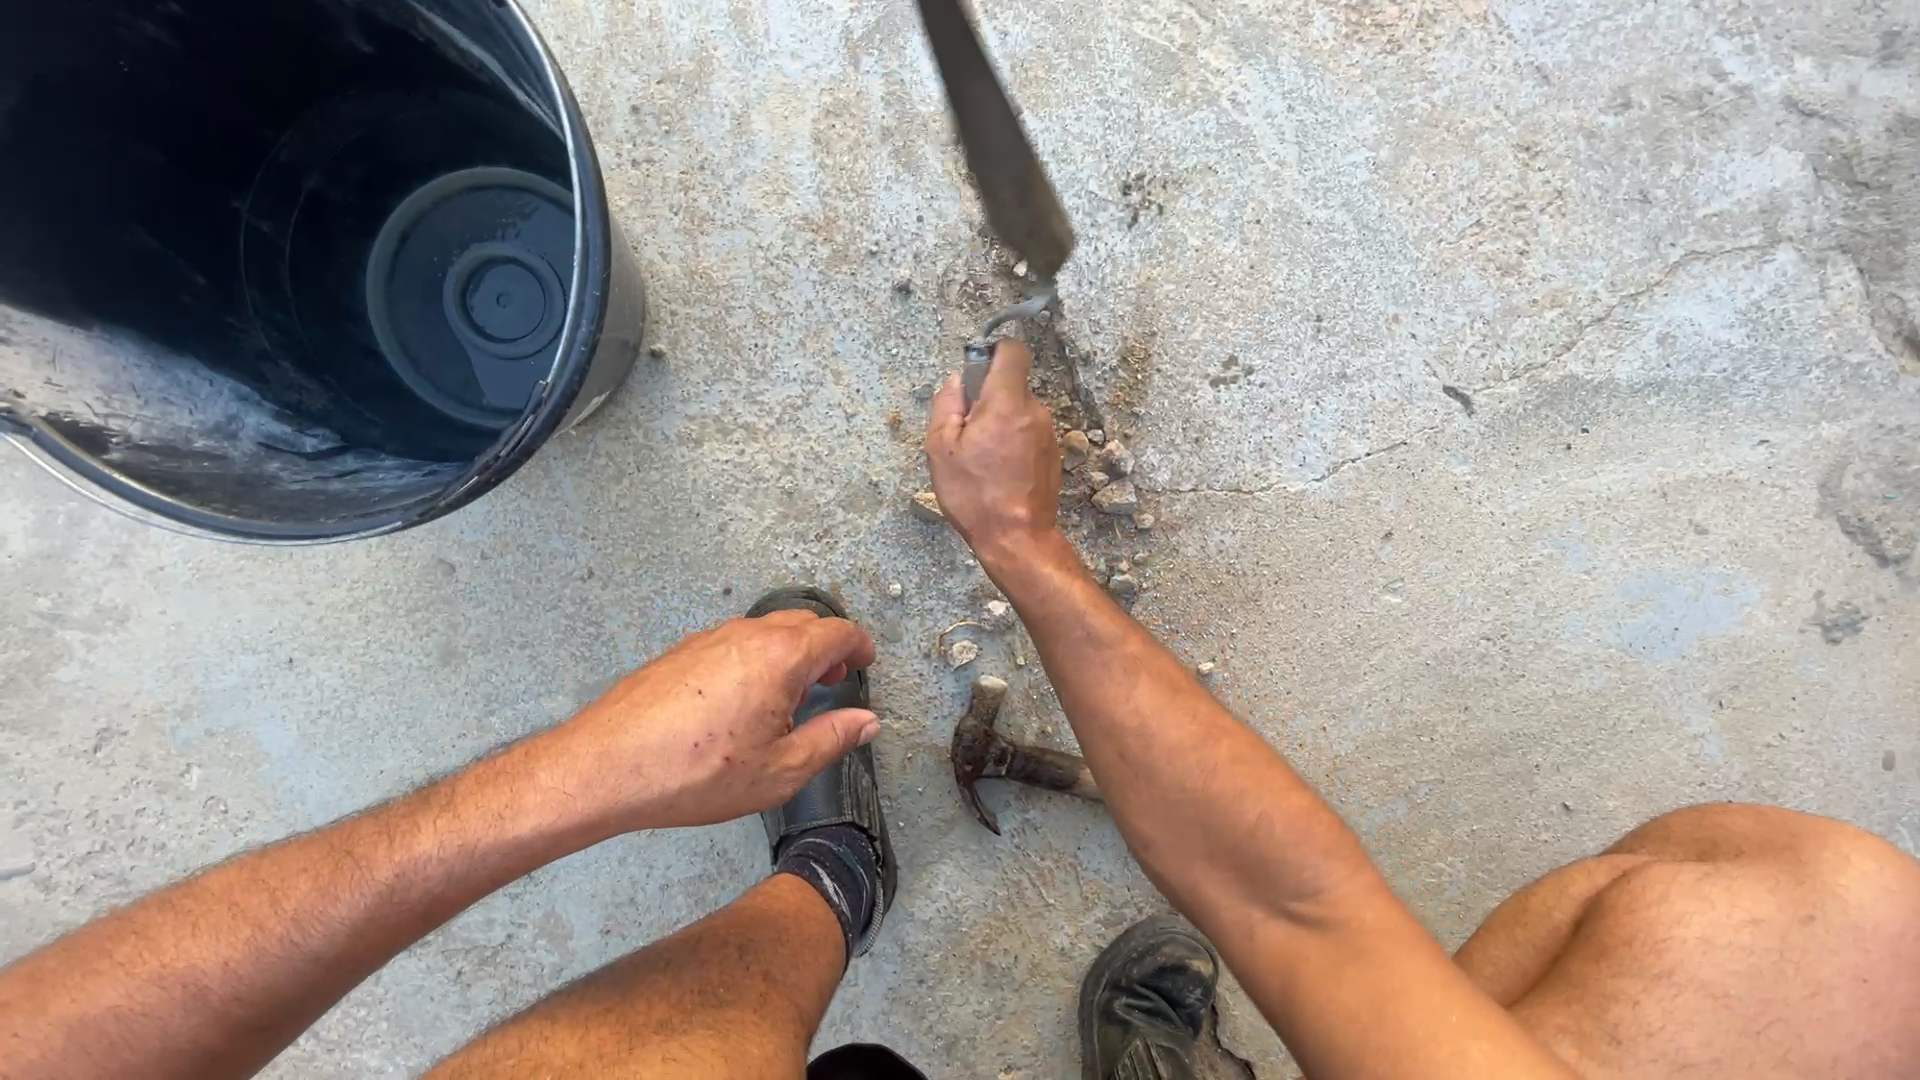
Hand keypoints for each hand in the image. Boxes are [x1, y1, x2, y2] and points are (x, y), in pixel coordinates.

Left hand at [529, 610, 879, 832]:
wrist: (606, 767)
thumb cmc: (698, 773)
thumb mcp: (780, 769)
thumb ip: (833, 739)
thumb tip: (868, 721)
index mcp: (781, 656)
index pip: (837, 631)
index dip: (859, 645)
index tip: (865, 663)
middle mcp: (748, 634)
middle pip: (804, 623)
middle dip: (828, 647)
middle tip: (833, 681)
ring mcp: (711, 637)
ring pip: (768, 630)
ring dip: (792, 651)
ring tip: (790, 695)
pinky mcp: (683, 650)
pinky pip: (736, 641)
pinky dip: (758, 656)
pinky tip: (743, 699)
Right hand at [925, 340, 1063, 561]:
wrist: (1017, 537)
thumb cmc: (976, 496)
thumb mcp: (940, 449)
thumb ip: (946, 405)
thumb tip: (956, 383)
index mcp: (1007, 402)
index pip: (1012, 351)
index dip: (992, 354)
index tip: (974, 375)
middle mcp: (1034, 411)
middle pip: (1011, 384)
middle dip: (987, 399)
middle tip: (966, 433)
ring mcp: (1047, 433)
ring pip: (1018, 411)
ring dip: (998, 424)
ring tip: (980, 459)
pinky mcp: (1051, 454)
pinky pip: (1027, 433)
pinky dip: (1011, 443)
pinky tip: (997, 471)